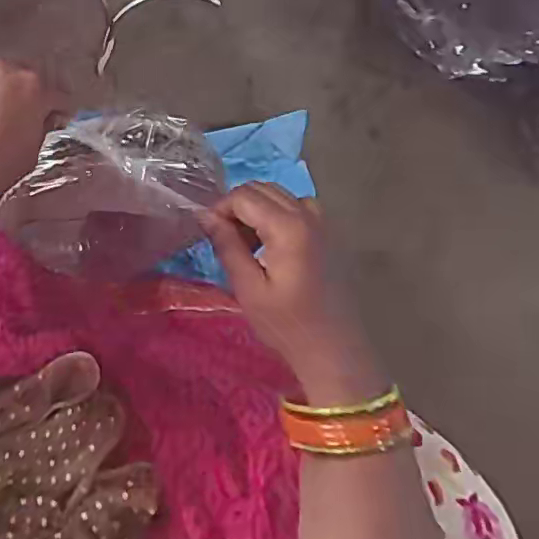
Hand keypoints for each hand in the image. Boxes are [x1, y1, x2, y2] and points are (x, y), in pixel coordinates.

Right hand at [199, 183, 385, 402]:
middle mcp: (308, 214)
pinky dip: (276, 214)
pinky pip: (295, 206)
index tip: (209, 233)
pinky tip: (270, 245)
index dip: (219, 209)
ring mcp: (323, 221)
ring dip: (256, 209)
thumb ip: (227, 245)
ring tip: (246, 244)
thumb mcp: (248, 287)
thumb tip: (204, 215)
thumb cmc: (286, 324)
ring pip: (277, 194)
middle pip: (260, 189)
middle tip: (225, 239)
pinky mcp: (329, 231)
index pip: (243, 196)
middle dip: (236, 207)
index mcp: (288, 227)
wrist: (334, 350)